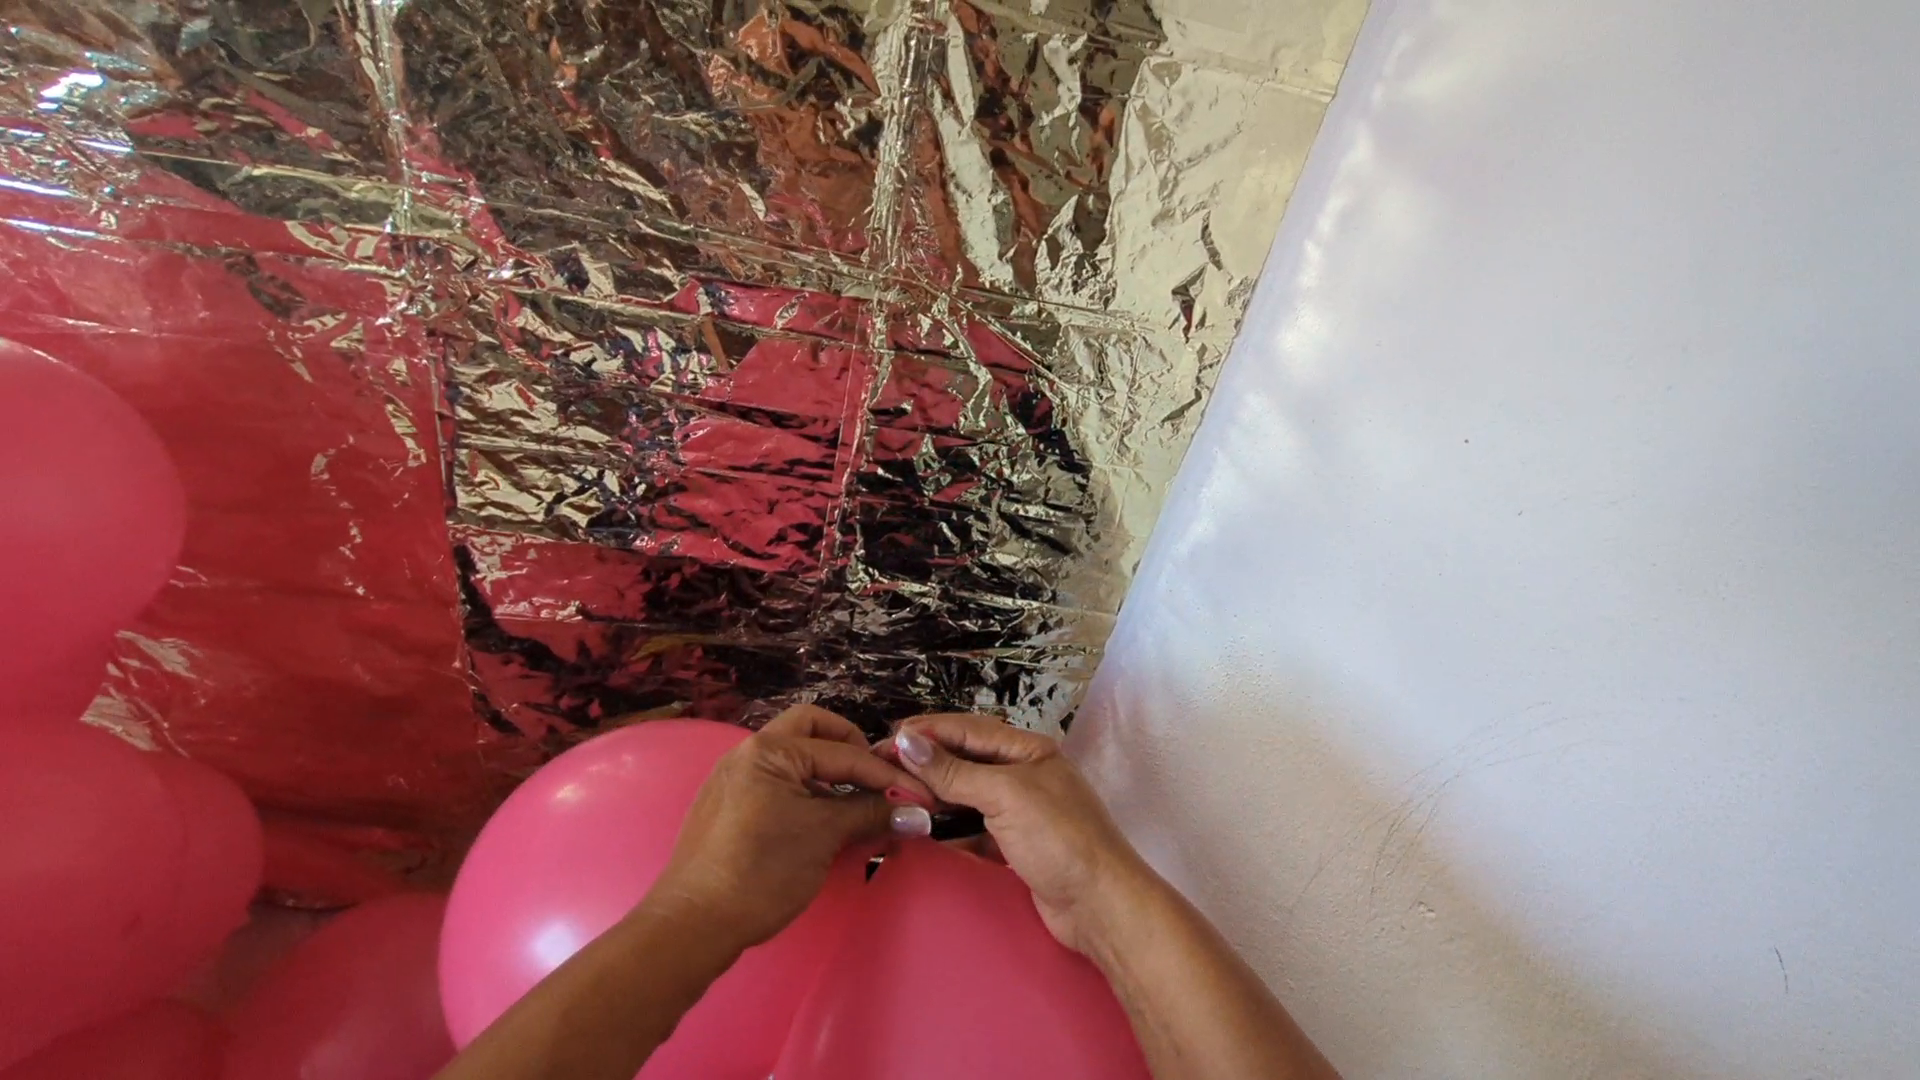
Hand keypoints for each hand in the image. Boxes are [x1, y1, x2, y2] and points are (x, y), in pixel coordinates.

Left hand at [644, 706, 933, 952]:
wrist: (692, 925)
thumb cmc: (762, 870)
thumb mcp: (823, 836)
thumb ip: (870, 813)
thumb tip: (916, 811)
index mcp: (770, 749)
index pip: (842, 754)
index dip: (885, 775)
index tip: (919, 794)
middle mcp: (749, 752)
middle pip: (812, 730)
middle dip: (850, 747)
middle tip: (877, 776)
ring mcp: (734, 778)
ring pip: (794, 757)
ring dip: (829, 771)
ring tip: (858, 801)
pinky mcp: (728, 806)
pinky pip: (778, 782)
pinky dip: (807, 790)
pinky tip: (825, 818)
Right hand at [882, 713, 1155, 956]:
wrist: (1102, 907)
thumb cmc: (1059, 839)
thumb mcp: (1005, 796)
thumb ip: (954, 771)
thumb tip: (907, 741)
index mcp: (1028, 749)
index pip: (967, 729)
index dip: (926, 732)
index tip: (886, 739)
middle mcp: (1024, 773)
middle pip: (965, 760)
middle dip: (926, 763)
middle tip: (883, 769)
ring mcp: (1020, 811)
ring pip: (967, 795)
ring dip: (934, 796)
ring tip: (896, 798)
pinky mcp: (1015, 846)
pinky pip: (972, 829)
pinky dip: (948, 831)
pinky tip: (922, 834)